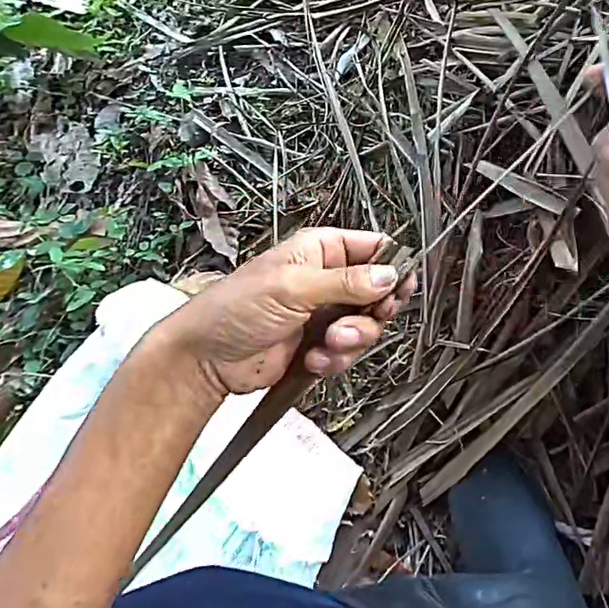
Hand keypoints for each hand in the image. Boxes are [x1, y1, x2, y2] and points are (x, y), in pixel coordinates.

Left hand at [149, 227, 417, 398]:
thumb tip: (387, 275)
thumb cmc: (234, 307)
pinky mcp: (318, 344)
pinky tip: (312, 357)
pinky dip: (334, 359)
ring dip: (350, 339)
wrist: (208, 357)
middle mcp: (326, 279)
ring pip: (366, 326)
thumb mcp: (294, 286)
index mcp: (320, 250)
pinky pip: (347, 352)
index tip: (400, 285)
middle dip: (372, 311)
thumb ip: (346, 282)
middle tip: (366, 316)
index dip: (392, 266)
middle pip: (378, 291)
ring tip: (327, 340)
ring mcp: (323, 313)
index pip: (373, 248)